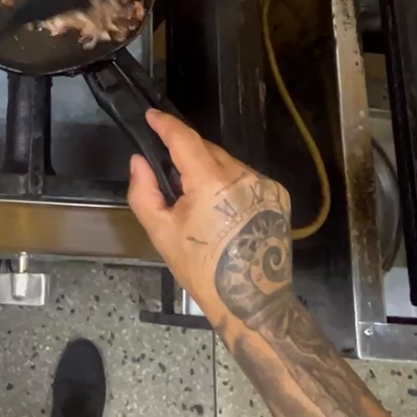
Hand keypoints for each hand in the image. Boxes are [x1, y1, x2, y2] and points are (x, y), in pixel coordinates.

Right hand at [127, 109, 293, 331]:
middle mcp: (242, 176)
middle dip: (185, 153)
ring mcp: (263, 185)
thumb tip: (140, 161)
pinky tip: (218, 208)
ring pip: (226, 163)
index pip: (185, 138)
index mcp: (211, 183)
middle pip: (207, 149)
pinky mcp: (277, 196)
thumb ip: (143, 191)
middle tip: (167, 172)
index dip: (166, 124)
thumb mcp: (161, 233)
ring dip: (207, 169)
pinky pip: (243, 177)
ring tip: (194, 198)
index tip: (151, 115)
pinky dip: (227, 182)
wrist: (251, 301)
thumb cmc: (202, 269)